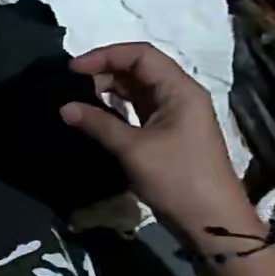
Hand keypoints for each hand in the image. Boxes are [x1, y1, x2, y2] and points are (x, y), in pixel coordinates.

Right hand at [59, 43, 252, 229]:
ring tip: (78, 96)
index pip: (141, 55)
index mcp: (180, 90)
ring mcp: (174, 114)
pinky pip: (137, 107)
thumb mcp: (133, 149)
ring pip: (137, 88)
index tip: (73, 69)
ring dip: (108, 87)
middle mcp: (179, 95)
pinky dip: (115, 105)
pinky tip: (94, 113)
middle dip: (104, 70)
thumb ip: (98, 123)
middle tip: (71, 84)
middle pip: (139, 68)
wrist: (210, 220)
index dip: (105, 55)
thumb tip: (64, 108)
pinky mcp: (166, 131)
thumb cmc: (177, 178)